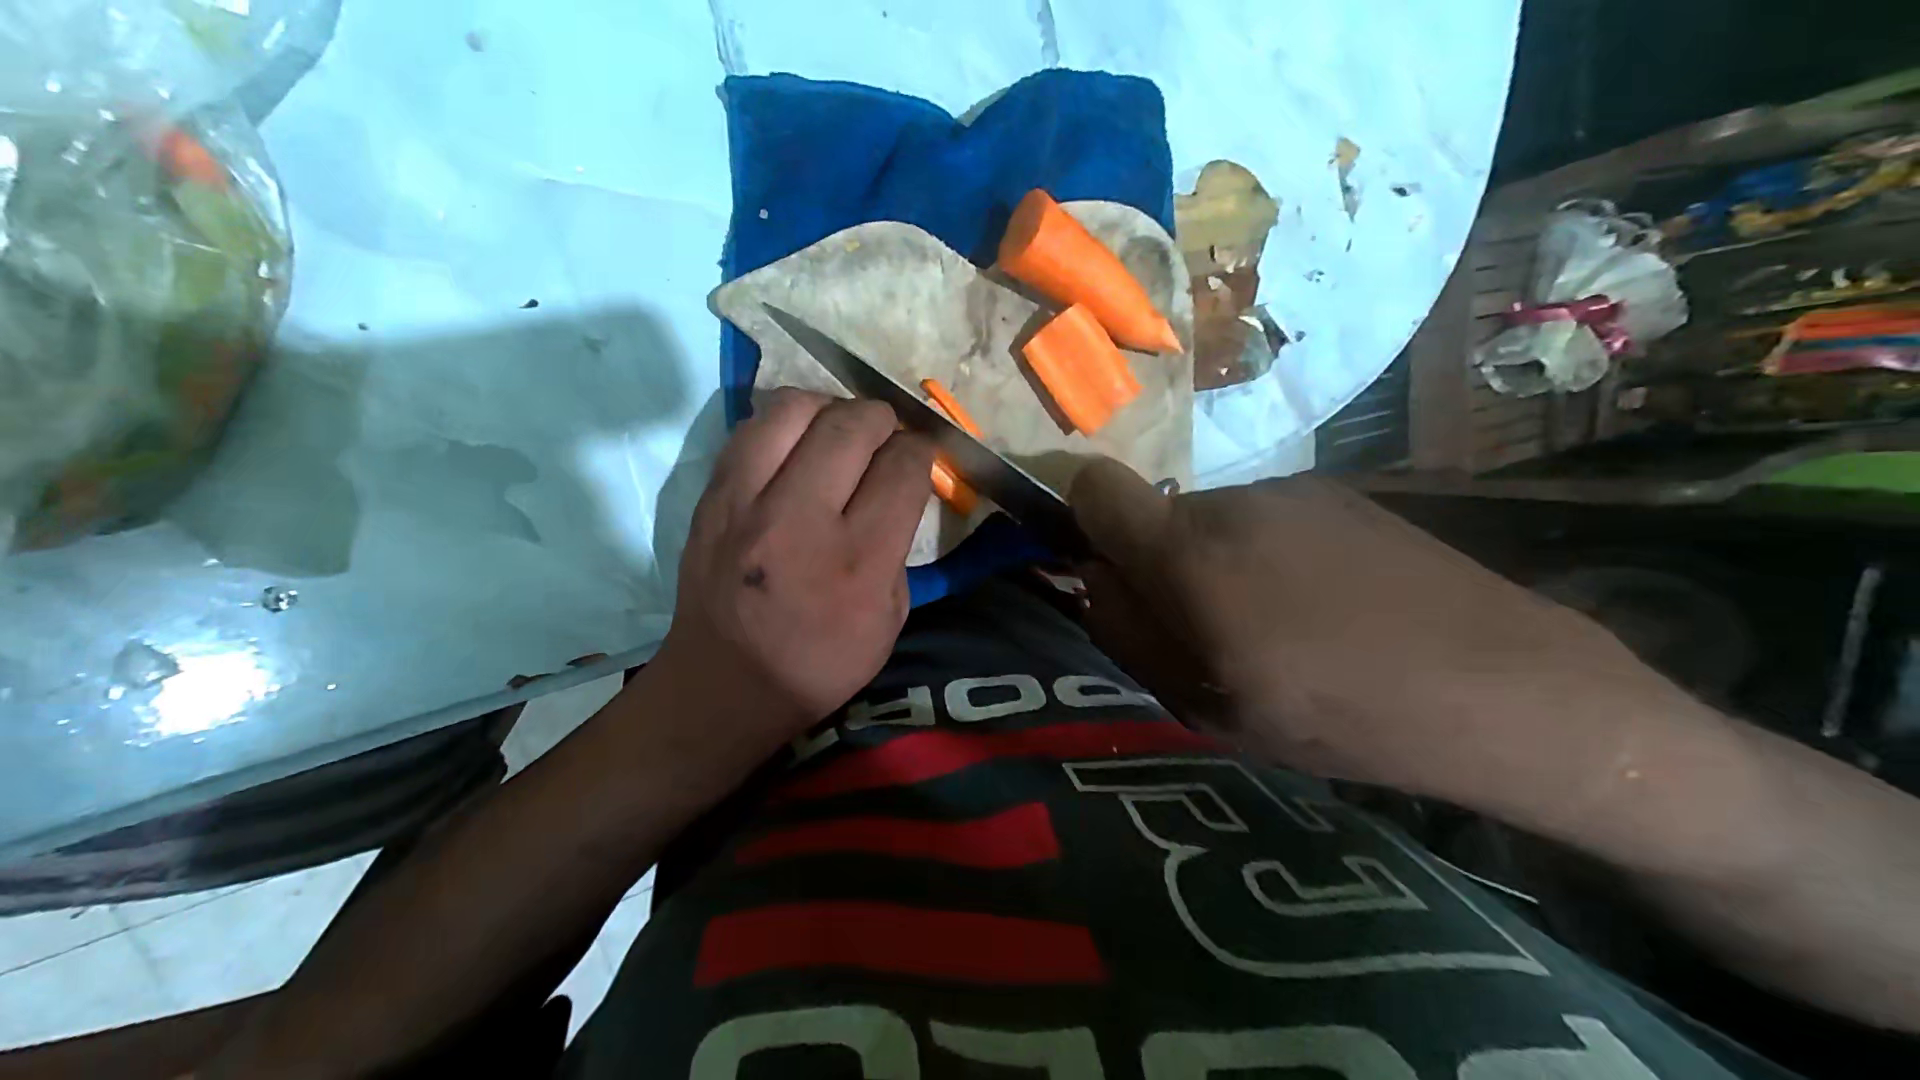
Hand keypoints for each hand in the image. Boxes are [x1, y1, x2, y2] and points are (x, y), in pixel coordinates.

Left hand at [655, 389, 932, 751]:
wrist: (725, 683)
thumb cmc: (821, 662)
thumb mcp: (890, 619)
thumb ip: (899, 546)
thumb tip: (897, 487)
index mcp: (858, 560)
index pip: (902, 468)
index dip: (920, 452)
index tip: (918, 457)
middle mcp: (801, 520)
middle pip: (852, 426)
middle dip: (882, 420)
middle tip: (885, 438)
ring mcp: (746, 503)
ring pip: (794, 409)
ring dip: (829, 409)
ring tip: (837, 430)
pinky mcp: (711, 498)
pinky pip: (751, 429)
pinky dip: (783, 425)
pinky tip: (795, 445)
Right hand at [1070, 460, 1686, 805]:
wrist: (1503, 687)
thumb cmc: (1339, 716)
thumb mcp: (1207, 707)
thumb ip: (1129, 635)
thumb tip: (1094, 581)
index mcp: (1188, 555)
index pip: (1095, 486)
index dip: (1085, 520)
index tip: (1112, 573)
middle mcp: (1230, 501)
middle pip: (1154, 514)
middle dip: (1158, 562)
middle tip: (1209, 628)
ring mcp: (1290, 489)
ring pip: (1211, 518)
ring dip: (1215, 561)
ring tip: (1278, 622)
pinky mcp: (1337, 492)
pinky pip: (1264, 516)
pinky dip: (1267, 552)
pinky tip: (1325, 602)